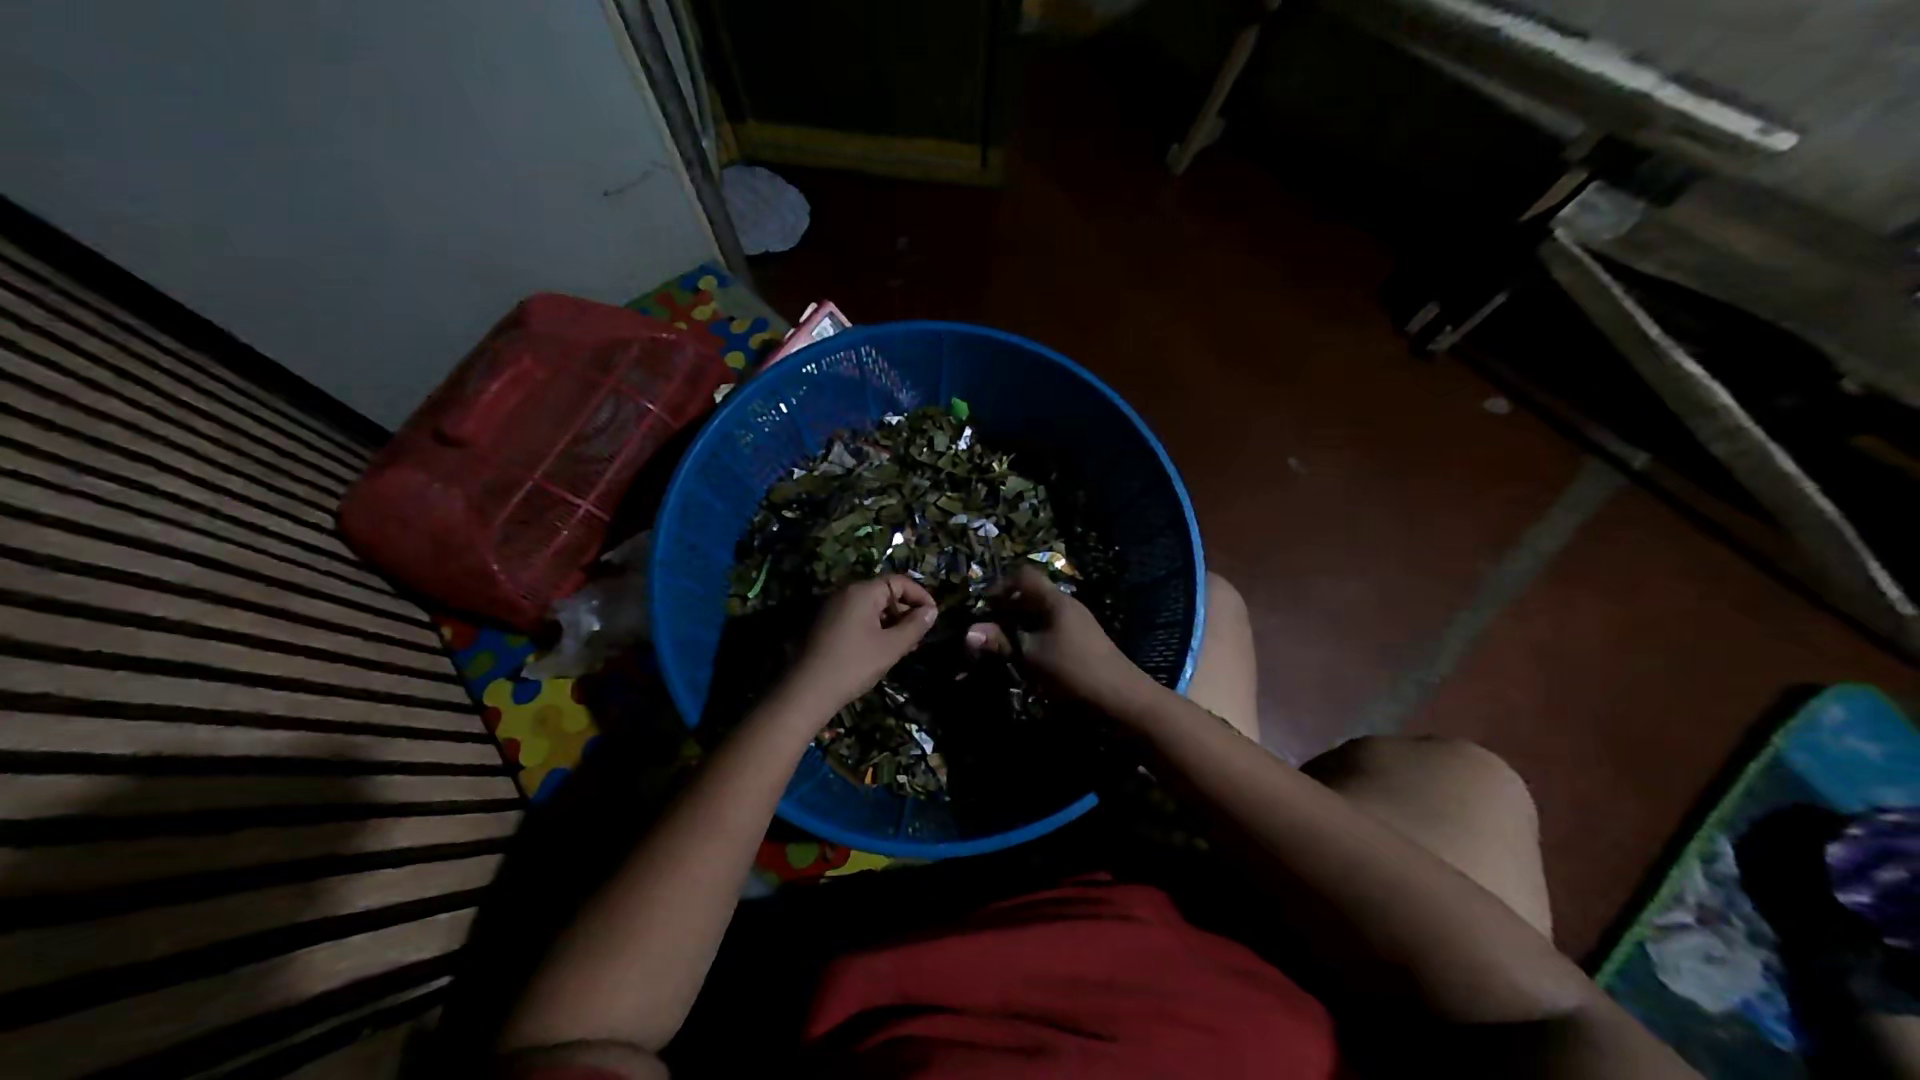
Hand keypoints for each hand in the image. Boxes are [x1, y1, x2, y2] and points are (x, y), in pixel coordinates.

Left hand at [781, 575, 937, 713]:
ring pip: (872, 608)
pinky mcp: (827, 625)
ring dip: (893, 622)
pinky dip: (876, 628)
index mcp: (862, 592)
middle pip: (885, 592)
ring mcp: (834, 609)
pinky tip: (884, 650)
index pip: (899, 581)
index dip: (920, 596)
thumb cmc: (853, 665)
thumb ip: (914, 626)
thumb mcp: (891, 647)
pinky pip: (858, 618)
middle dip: (907, 611)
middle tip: (921, 635)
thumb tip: (931, 611)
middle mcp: (846, 593)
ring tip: (906, 646)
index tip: (934, 616)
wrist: (806, 691)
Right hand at [965, 566, 1150, 708]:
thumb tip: (970, 632)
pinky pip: (1049, 633)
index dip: (1000, 585)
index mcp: (1055, 600)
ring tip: (999, 646)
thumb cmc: (1073, 670)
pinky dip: (1032, 641)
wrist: (1121, 700)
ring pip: (1038, 617)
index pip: (1024, 576)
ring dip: (1018, 628)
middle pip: (1030, 597)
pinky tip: (1022, 659)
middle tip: (985, 629)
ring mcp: (1076, 625)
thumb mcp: (1031, 655)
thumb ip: (1000, 641)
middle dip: (1005, 610)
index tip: (983, 606)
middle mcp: (1067, 606)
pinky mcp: (1080, 645)